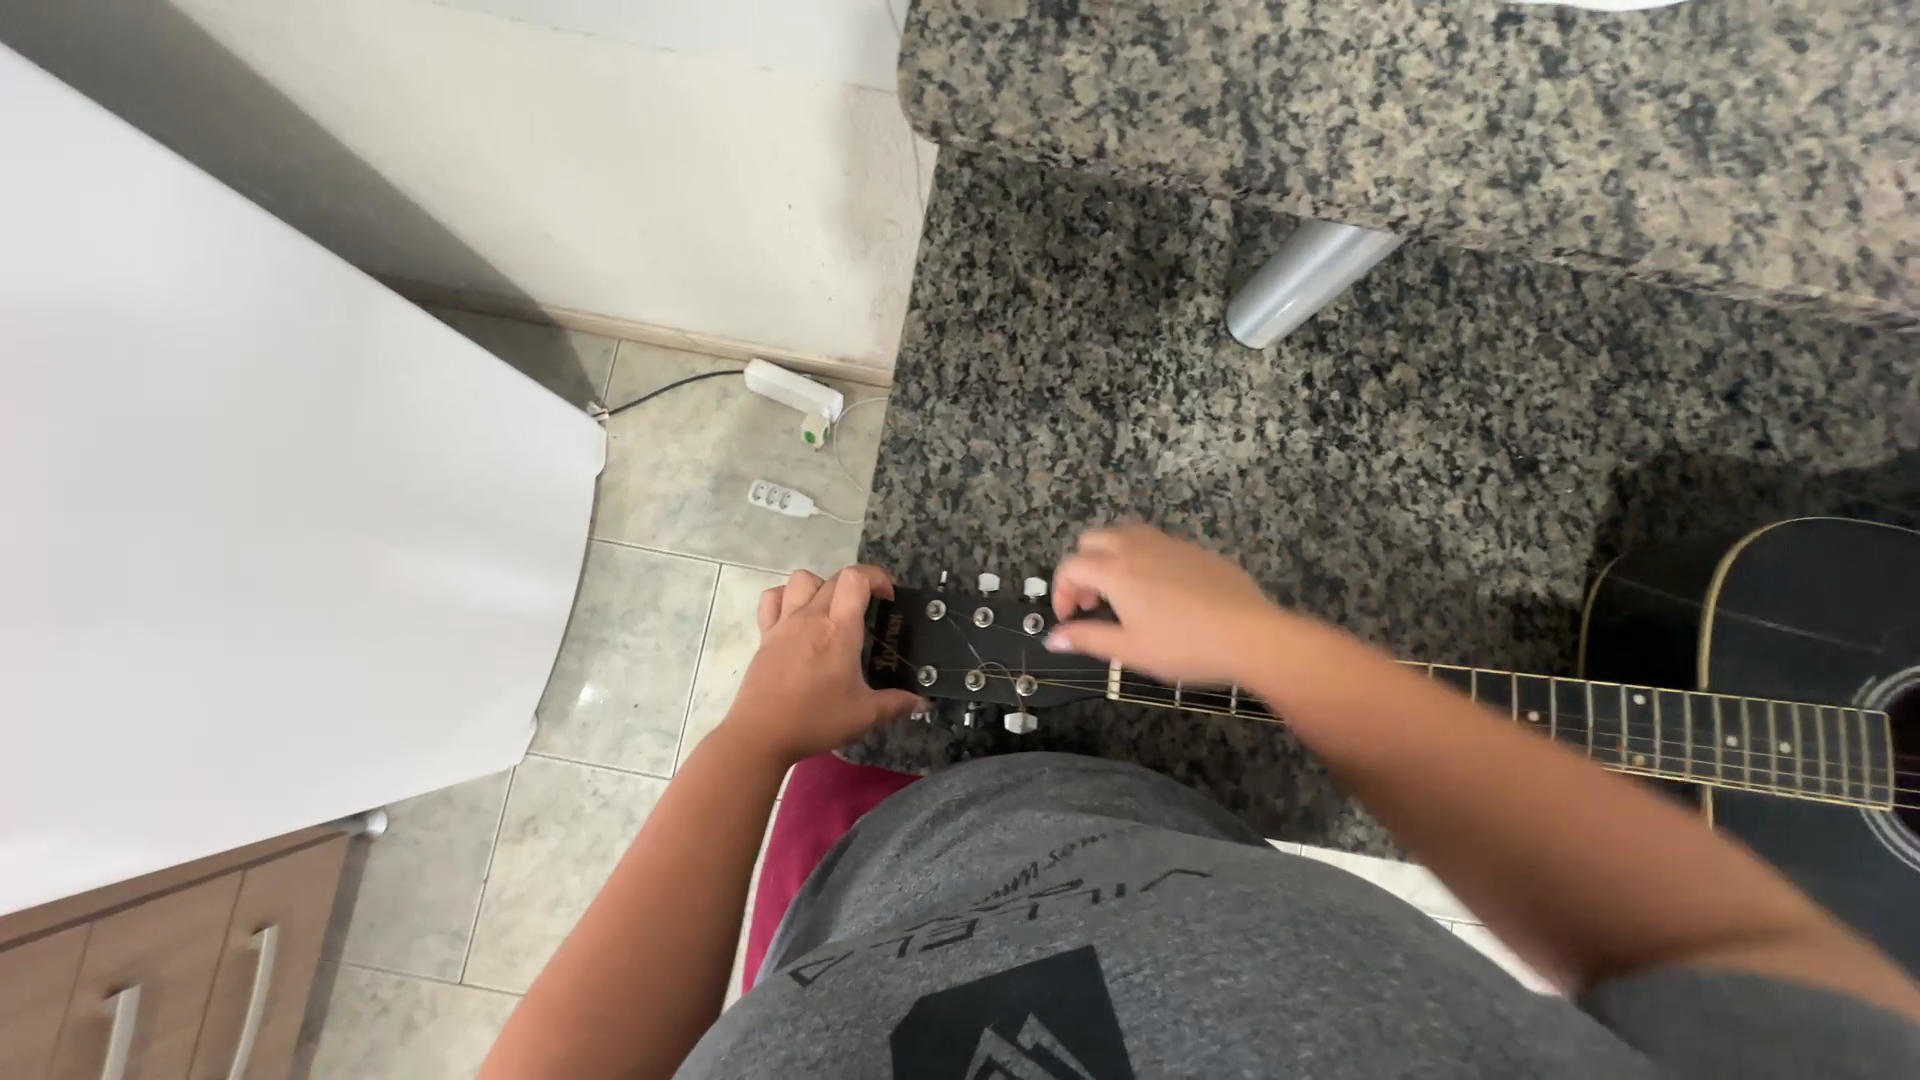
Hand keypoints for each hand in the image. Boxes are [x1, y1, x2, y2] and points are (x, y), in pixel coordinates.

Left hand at [720, 565, 926, 764]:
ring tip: (831, 610)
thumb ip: (897, 704)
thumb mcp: (864, 715)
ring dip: (821, 586)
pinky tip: (797, 616)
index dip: (877, 577)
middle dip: (858, 585)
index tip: (888, 598)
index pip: (856, 578)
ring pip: (801, 580)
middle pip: (835, 578)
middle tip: (869, 611)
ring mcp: (784, 623)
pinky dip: (786, 598)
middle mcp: (811, 617)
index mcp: (839, 629)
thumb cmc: (815, 720)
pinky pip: (773, 599)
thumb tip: (924, 704)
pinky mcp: (765, 635)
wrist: (760, 735)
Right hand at [1046, 524, 1299, 685]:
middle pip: (1093, 539)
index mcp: (1116, 571)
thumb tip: (1052, 638)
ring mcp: (1169, 544)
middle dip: (1082, 568)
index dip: (1061, 591)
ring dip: (1111, 556)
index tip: (1069, 618)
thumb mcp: (1130, 650)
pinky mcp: (1195, 550)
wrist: (1250, 635)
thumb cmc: (1184, 646)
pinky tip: (1160, 591)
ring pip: (1125, 533)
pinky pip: (1157, 542)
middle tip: (1093, 603)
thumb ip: (1087, 638)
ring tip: (1121, 591)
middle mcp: (1137, 547)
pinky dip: (1142, 558)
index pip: (1071, 565)